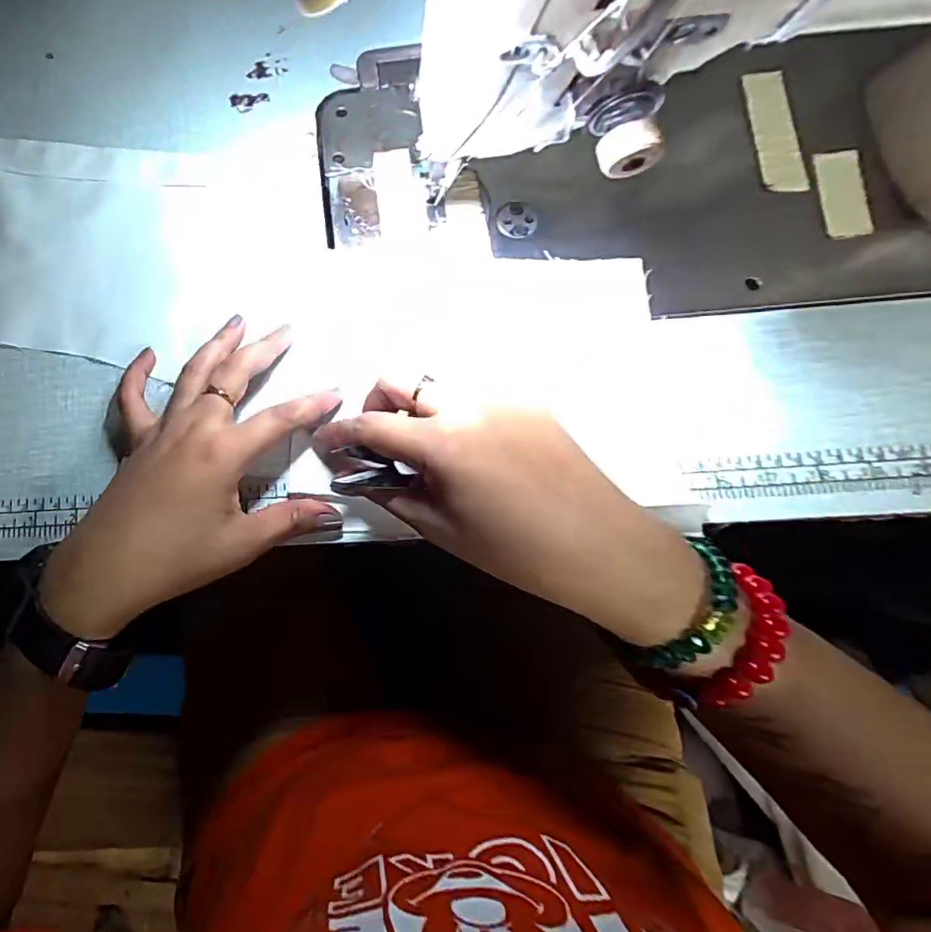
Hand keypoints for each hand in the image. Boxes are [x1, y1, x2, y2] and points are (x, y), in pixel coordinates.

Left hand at [38, 316, 343, 638]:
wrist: (107, 570)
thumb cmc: (178, 558)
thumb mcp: (241, 544)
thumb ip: (288, 521)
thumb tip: (333, 514)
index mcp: (223, 451)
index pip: (278, 420)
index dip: (310, 406)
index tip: (335, 392)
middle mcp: (194, 428)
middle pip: (231, 378)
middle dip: (261, 351)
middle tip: (284, 330)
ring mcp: (161, 429)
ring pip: (191, 375)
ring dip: (216, 346)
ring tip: (235, 321)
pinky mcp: (137, 440)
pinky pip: (134, 398)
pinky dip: (138, 372)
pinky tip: (148, 353)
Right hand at [314, 380, 735, 662]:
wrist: (603, 546)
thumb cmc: (518, 552)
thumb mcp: (444, 530)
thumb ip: (396, 495)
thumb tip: (365, 476)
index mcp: (443, 442)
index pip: (373, 423)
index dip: (341, 433)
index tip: (327, 443)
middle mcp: (468, 405)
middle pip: (401, 378)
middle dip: (377, 404)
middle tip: (379, 442)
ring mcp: (503, 397)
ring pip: (439, 382)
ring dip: (417, 405)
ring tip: (426, 449)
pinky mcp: (529, 403)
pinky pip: (476, 395)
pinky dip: (455, 412)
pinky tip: (471, 451)